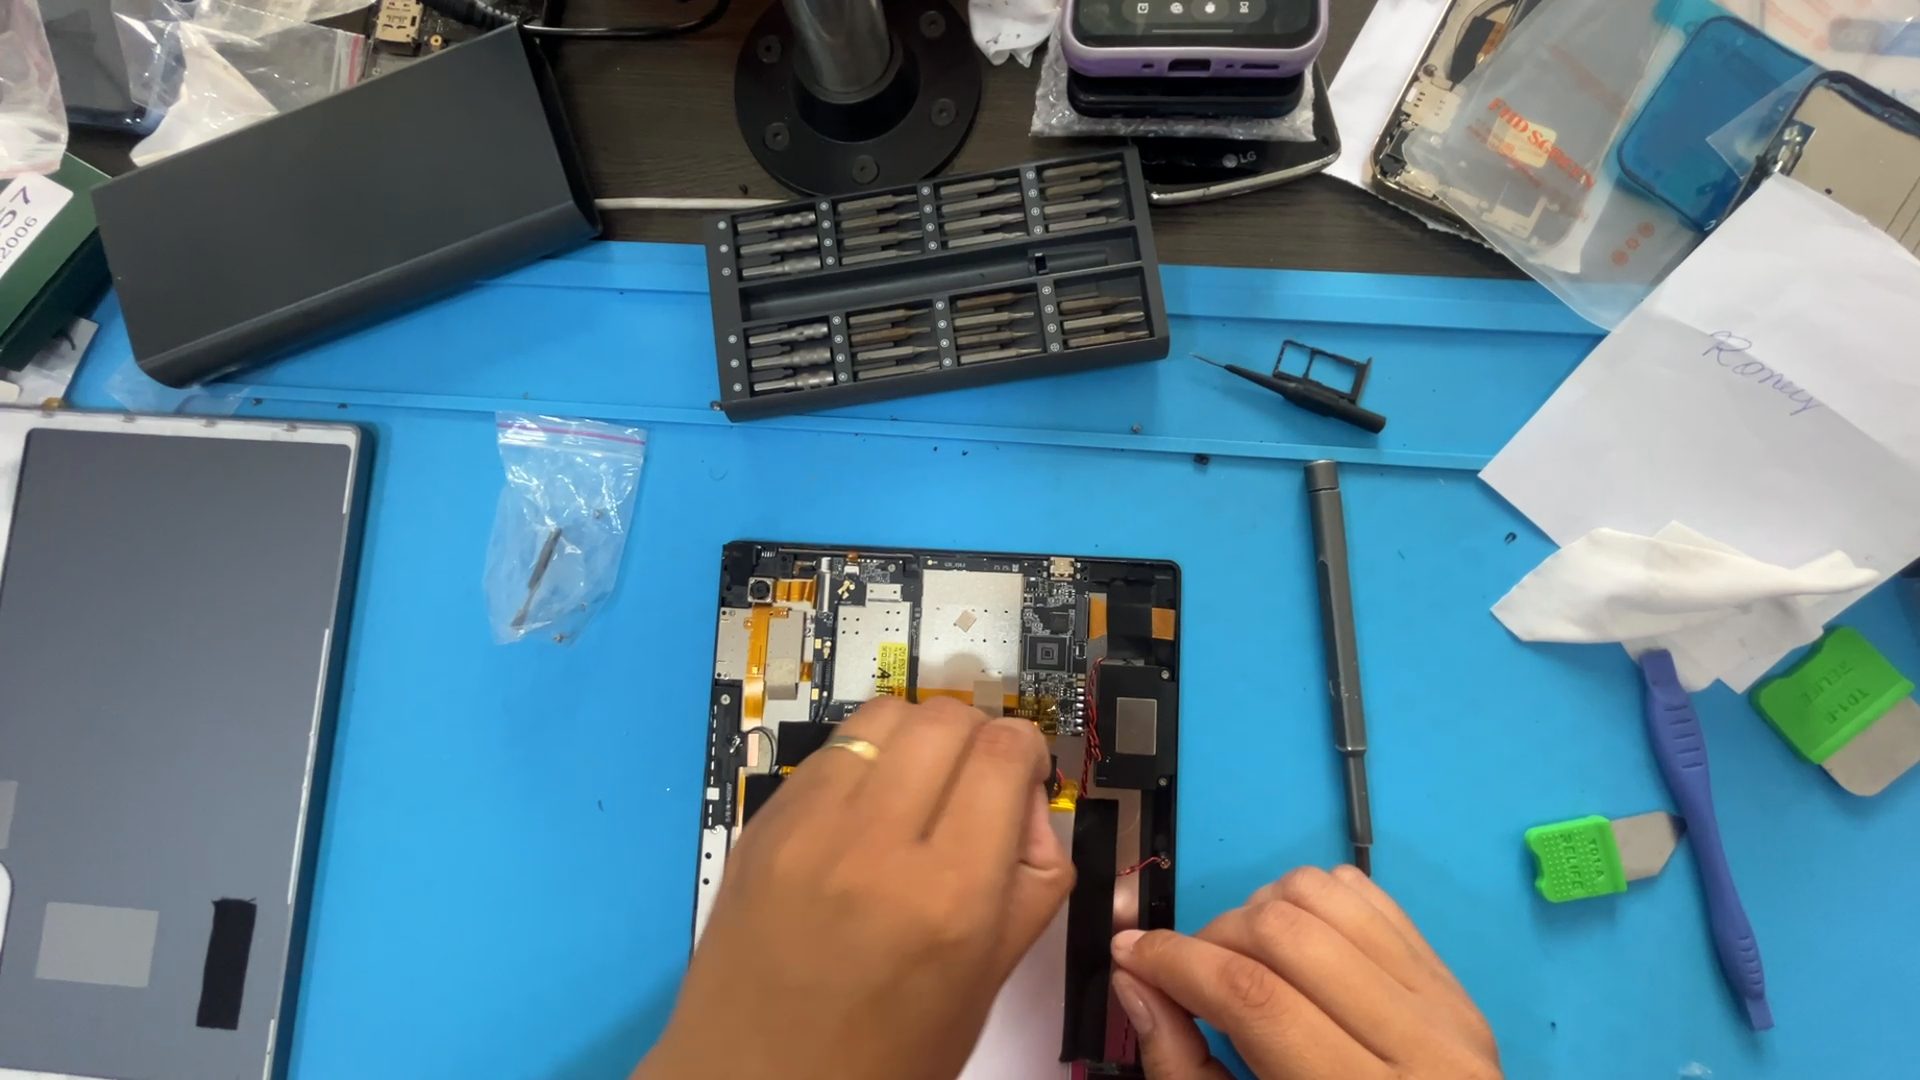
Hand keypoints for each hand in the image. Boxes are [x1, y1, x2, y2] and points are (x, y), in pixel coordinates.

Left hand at [634, 697, 1075, 1079]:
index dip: (1027, 749)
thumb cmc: (891, 1051)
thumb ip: (1033, 875)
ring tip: (919, 780)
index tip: (1020, 775)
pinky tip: (864, 803)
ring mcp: (808, 823)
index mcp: (948, 895)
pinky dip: (867, 756)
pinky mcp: (765, 818)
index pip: (1004, 752)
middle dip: (977, 734)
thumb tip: (1023, 796)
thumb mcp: (989, 977)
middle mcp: (875, 842)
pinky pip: (835, 746)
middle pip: (946, 717)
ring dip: (919, 733)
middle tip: (973, 778)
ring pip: (887, 712)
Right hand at [1109, 865, 1499, 1079]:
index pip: (1254, 996)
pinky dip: (1308, 898)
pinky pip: (1361, 894)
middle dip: (1211, 938)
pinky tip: (1292, 943)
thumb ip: (1179, 1064)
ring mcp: (1447, 1009)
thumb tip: (1132, 973)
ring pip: (1319, 895)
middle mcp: (1425, 1051)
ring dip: (1257, 909)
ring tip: (1243, 958)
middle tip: (1189, 974)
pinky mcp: (1451, 984)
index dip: (1176, 962)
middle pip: (1282, 933)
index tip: (1128, 951)